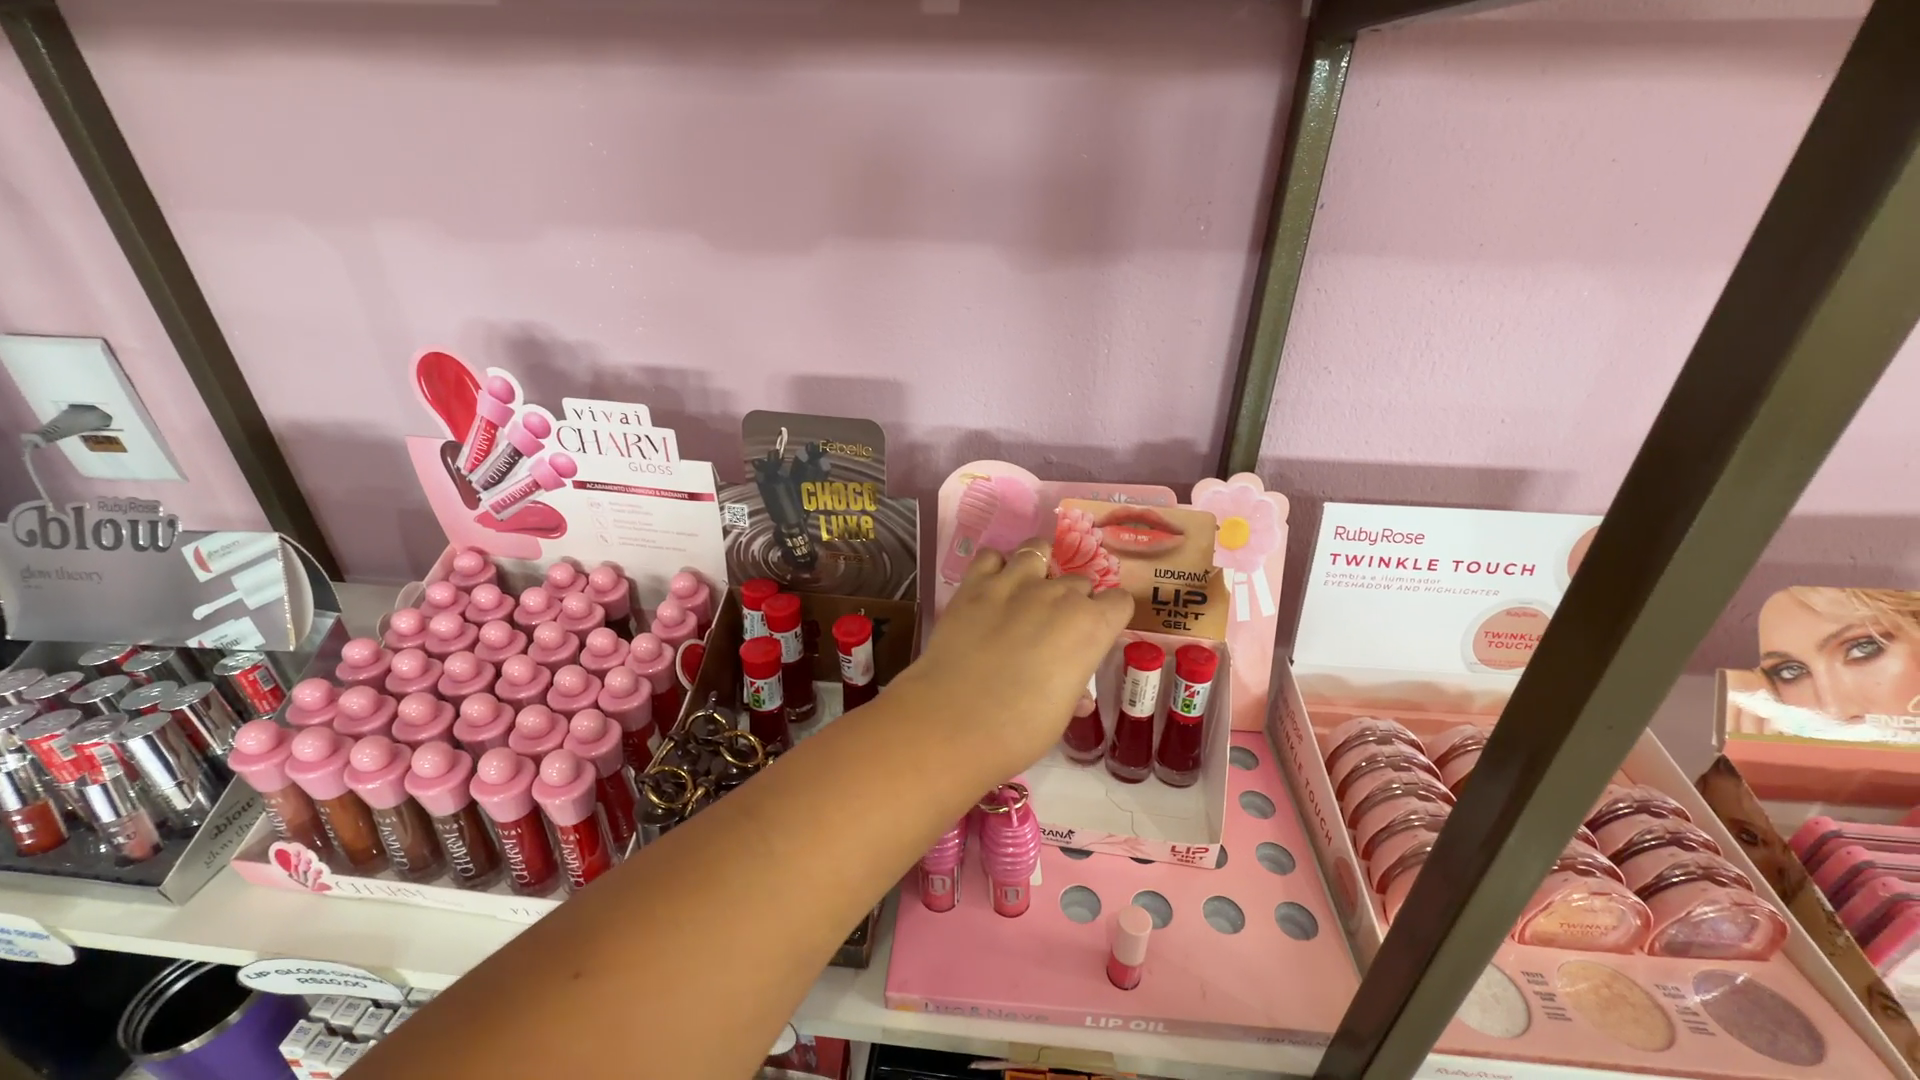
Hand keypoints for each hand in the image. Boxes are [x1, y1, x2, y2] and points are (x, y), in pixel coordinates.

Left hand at [893, 539, 1134, 781]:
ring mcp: (1015, 583)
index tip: (1095, 636)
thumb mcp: (1061, 714)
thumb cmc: (1019, 730)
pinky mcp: (975, 584)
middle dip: (1072, 601)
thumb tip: (1077, 696)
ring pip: (1038, 550)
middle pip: (1080, 582)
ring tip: (1027, 591)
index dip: (1109, 618)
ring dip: (1039, 568)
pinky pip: (991, 557)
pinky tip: (992, 589)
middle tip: (1052, 629)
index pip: (1119, 602)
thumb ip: (1074, 690)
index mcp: (1090, 627)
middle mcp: (1058, 595)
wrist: (953, 722)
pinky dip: (995, 568)